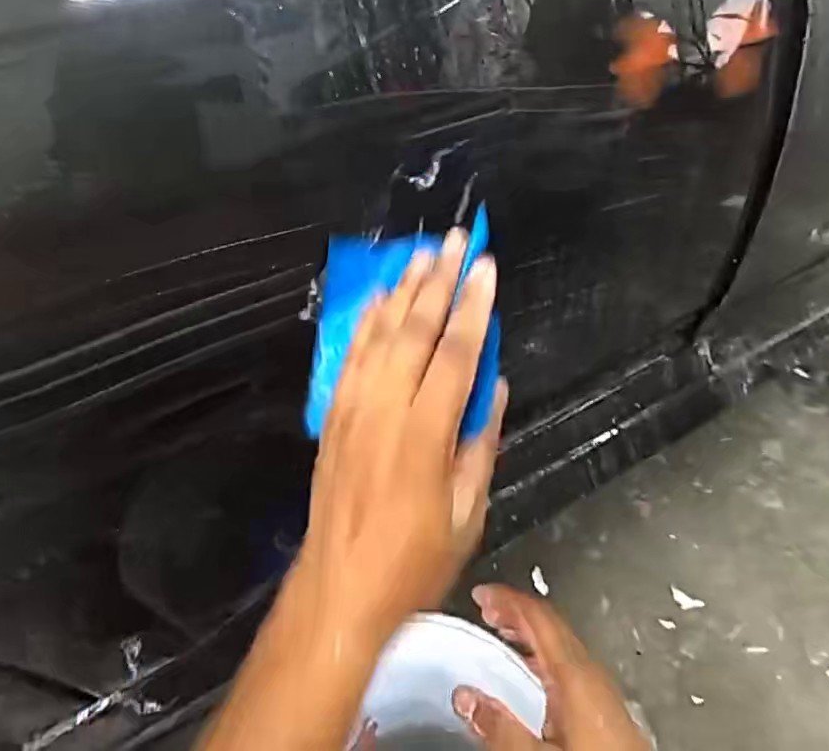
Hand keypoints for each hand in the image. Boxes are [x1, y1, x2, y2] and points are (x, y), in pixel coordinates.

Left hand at [296, 228, 508, 642]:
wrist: (340, 588)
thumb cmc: (415, 558)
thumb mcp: (468, 509)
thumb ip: (482, 440)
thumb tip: (494, 385)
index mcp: (427, 430)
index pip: (457, 350)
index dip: (475, 304)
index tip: (487, 267)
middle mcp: (387, 405)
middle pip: (417, 327)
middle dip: (440, 278)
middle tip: (457, 240)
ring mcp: (354, 405)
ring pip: (382, 331)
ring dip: (403, 288)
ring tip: (423, 253)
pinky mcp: (334, 413)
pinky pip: (352, 353)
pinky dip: (366, 320)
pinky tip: (379, 296)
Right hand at [452, 584, 651, 750]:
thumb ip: (501, 727)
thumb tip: (465, 697)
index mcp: (575, 674)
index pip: (538, 616)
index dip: (507, 599)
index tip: (482, 593)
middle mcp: (590, 673)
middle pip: (550, 624)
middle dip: (515, 611)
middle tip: (486, 609)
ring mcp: (600, 689)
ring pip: (559, 642)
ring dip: (528, 633)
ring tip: (502, 635)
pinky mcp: (604, 707)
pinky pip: (568, 662)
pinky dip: (542, 653)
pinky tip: (531, 675)